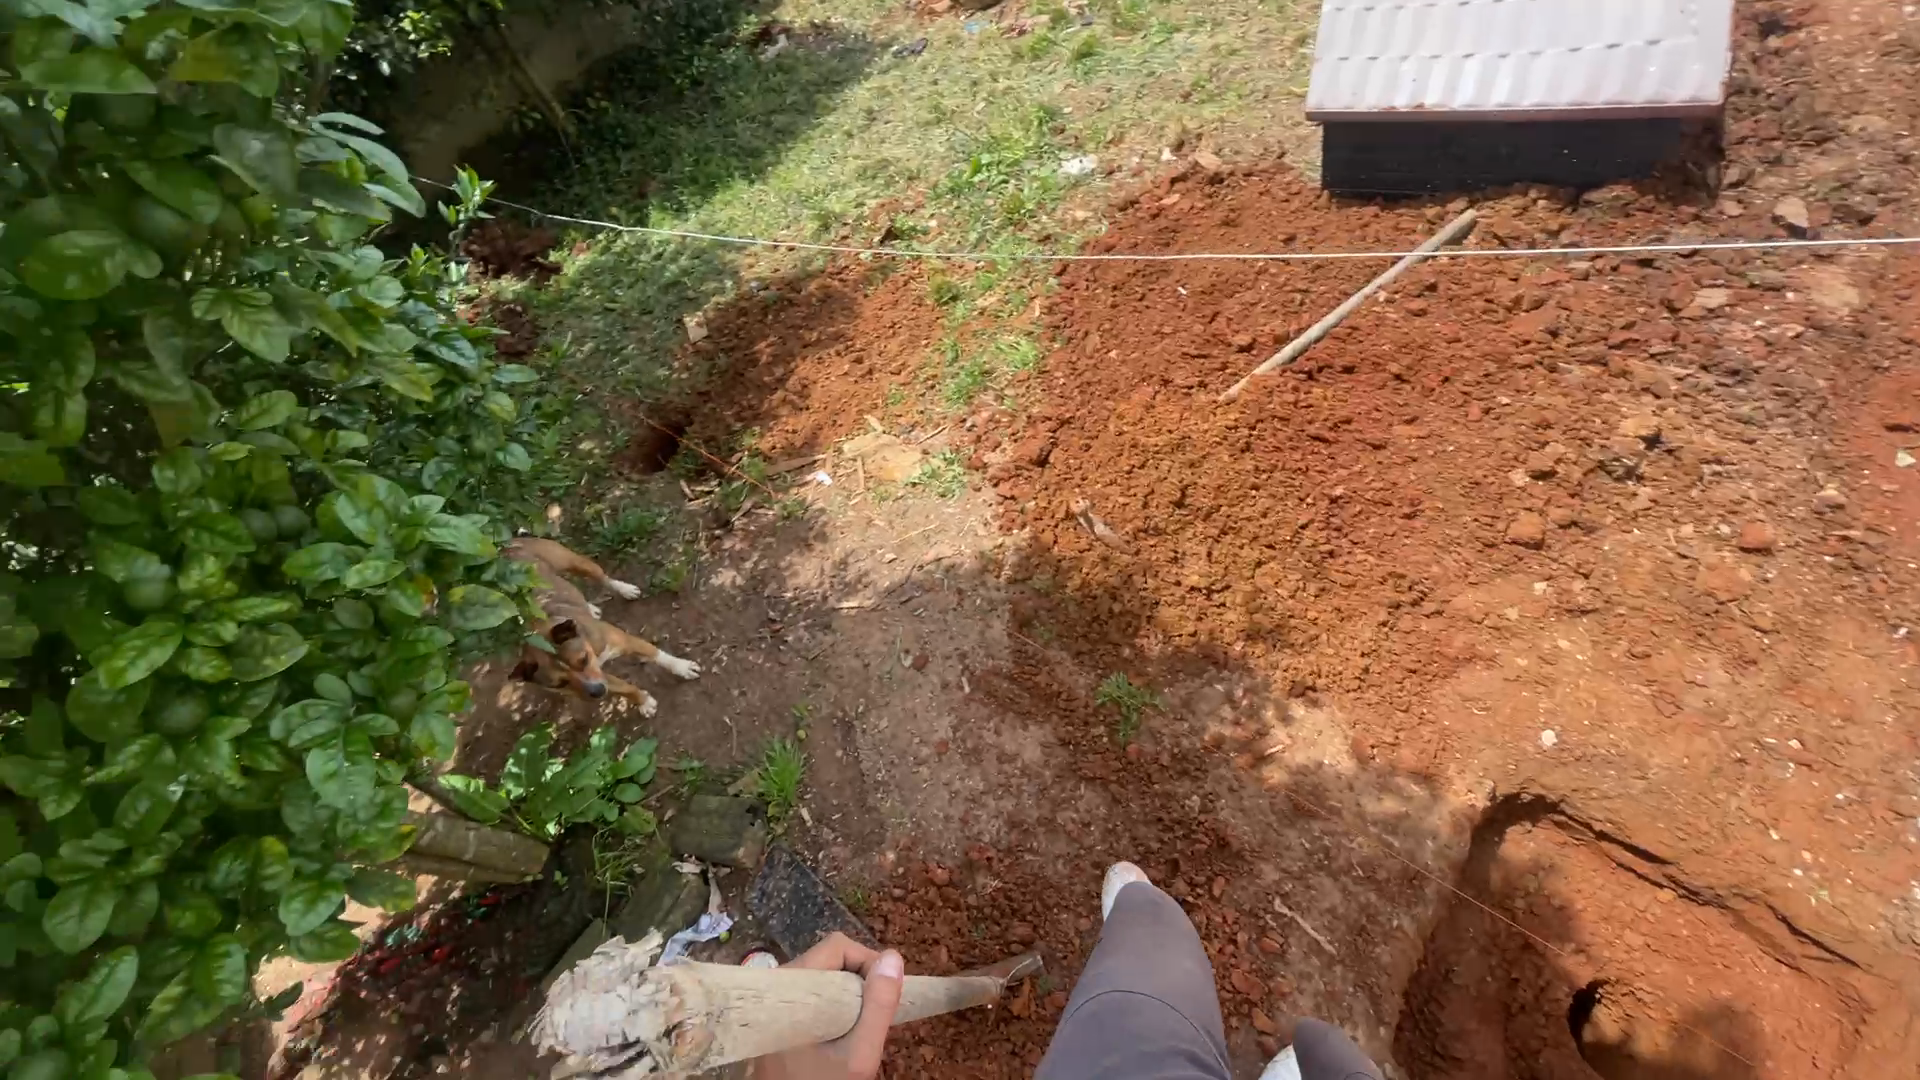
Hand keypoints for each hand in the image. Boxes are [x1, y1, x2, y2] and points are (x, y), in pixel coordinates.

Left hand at [754, 933, 905, 1079]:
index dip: (868, 964)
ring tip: (859, 1028)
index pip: (839, 947)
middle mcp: (779, 983)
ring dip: (849, 995)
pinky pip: (814, 993)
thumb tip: (893, 957)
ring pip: (825, 976)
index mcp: (791, 984)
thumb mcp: (858, 1056)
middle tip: (873, 1016)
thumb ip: (878, 1007)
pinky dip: (834, 1005)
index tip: (884, 998)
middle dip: (860, 981)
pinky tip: (841, 1034)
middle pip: (832, 958)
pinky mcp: (779, 1015)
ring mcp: (777, 1000)